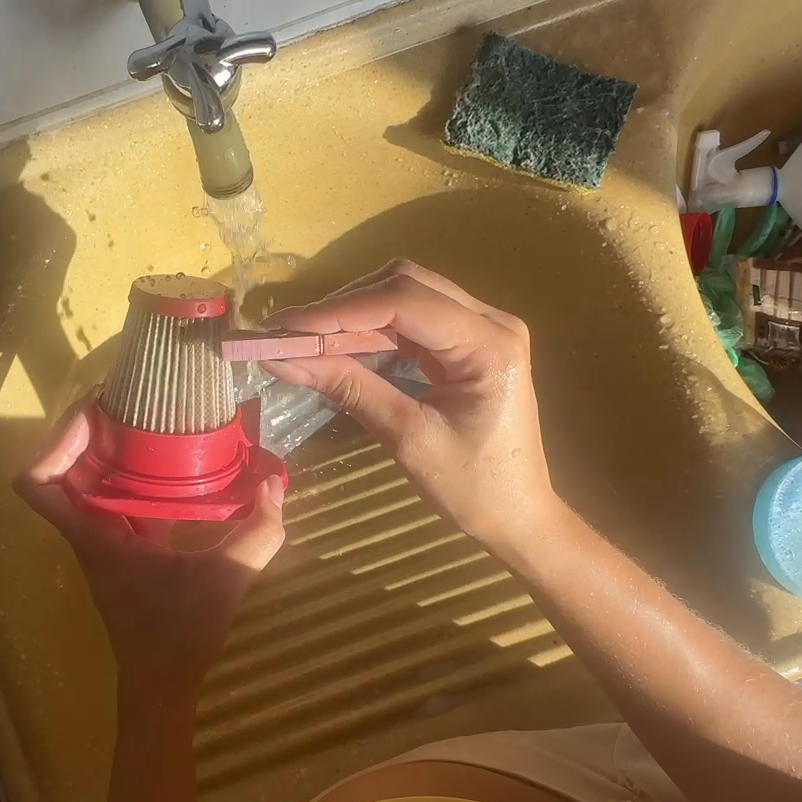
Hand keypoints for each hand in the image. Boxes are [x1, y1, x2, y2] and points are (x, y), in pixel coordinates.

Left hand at [14, 402, 285, 699]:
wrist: (162, 684)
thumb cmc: (179, 635)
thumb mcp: (227, 579)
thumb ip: (257, 533)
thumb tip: (276, 483)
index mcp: (96, 538)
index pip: (36, 485)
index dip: (53, 442)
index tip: (94, 415)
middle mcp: (89, 536)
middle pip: (60, 472)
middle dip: (85, 433)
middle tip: (126, 403)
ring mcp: (102, 545)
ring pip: (86, 487)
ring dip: (106, 454)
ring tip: (146, 423)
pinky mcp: (121, 553)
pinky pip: (113, 504)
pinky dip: (130, 480)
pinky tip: (170, 469)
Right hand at [261, 259, 557, 552]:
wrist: (518, 515)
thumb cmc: (472, 489)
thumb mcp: (406, 438)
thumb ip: (349, 388)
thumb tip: (283, 359)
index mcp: (488, 345)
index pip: (404, 301)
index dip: (339, 309)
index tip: (285, 328)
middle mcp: (491, 322)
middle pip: (405, 285)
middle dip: (343, 305)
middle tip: (289, 333)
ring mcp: (482, 328)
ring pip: (405, 295)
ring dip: (353, 314)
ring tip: (304, 339)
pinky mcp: (468, 342)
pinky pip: (413, 320)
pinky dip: (371, 330)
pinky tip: (337, 346)